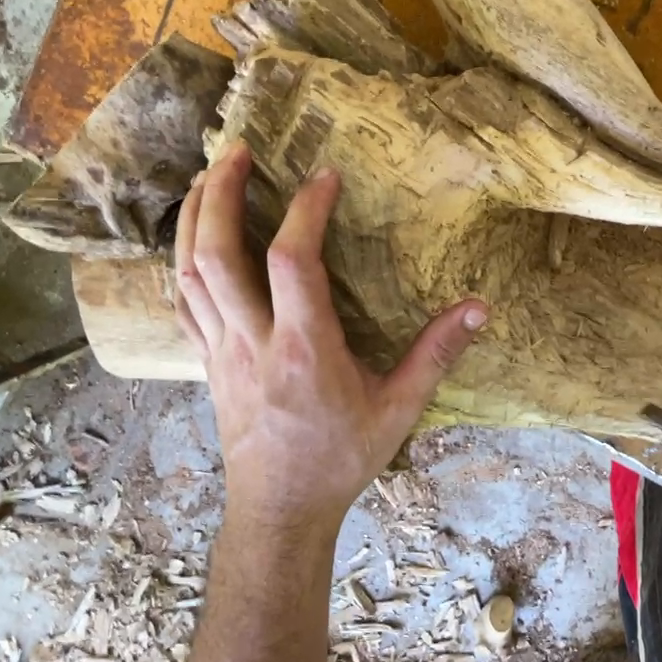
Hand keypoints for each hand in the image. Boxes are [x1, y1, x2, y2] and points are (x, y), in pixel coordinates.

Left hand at [173, 141, 487, 523]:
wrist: (279, 511)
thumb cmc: (342, 458)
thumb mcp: (401, 408)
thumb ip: (437, 354)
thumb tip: (479, 307)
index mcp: (304, 347)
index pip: (294, 260)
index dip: (307, 210)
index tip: (326, 175)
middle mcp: (253, 341)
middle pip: (217, 254)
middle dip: (222, 194)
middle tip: (238, 150)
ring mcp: (221, 351)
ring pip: (188, 273)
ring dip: (194, 217)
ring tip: (210, 176)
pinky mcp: (208, 363)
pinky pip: (182, 302)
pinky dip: (181, 260)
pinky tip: (191, 240)